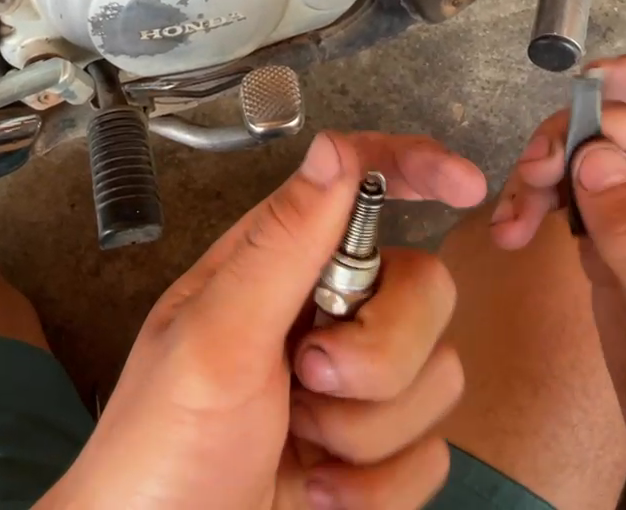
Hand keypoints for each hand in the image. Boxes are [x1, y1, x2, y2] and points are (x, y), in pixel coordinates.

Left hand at [37, 132, 486, 509]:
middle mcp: (323, 310)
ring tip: (298, 445)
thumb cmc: (162, 446)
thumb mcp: (214, 337)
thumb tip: (334, 149)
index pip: (355, 187)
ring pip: (437, 374)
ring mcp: (354, 384)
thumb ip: (281, 244)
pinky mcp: (376, 452)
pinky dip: (375, 487)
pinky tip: (314, 491)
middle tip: (310, 377)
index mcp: (275, 262)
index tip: (463, 182)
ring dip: (367, 431)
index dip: (412, 168)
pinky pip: (431, 454)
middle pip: (423, 285)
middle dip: (380, 349)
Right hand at [490, 55, 625, 509]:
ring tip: (515, 208)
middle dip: (579, 137)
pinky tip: (515, 229)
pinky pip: (574, 201)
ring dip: (549, 170)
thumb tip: (596, 157)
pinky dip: (538, 204)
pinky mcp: (622, 251)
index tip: (594, 76)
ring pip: (598, 160)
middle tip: (533, 171)